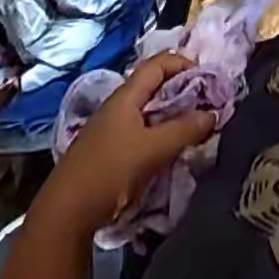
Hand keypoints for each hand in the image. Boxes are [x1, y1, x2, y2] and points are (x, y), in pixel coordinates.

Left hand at [35, 52, 217, 236]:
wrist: (65, 215)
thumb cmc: (109, 171)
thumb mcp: (152, 149)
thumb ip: (185, 129)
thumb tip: (213, 114)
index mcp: (125, 97)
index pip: (157, 64)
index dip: (183, 64)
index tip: (207, 78)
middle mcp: (119, 107)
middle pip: (155, 87)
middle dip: (184, 92)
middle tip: (209, 104)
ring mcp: (113, 129)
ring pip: (151, 112)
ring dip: (174, 115)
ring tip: (197, 127)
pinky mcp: (111, 151)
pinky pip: (144, 132)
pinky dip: (163, 134)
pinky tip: (174, 149)